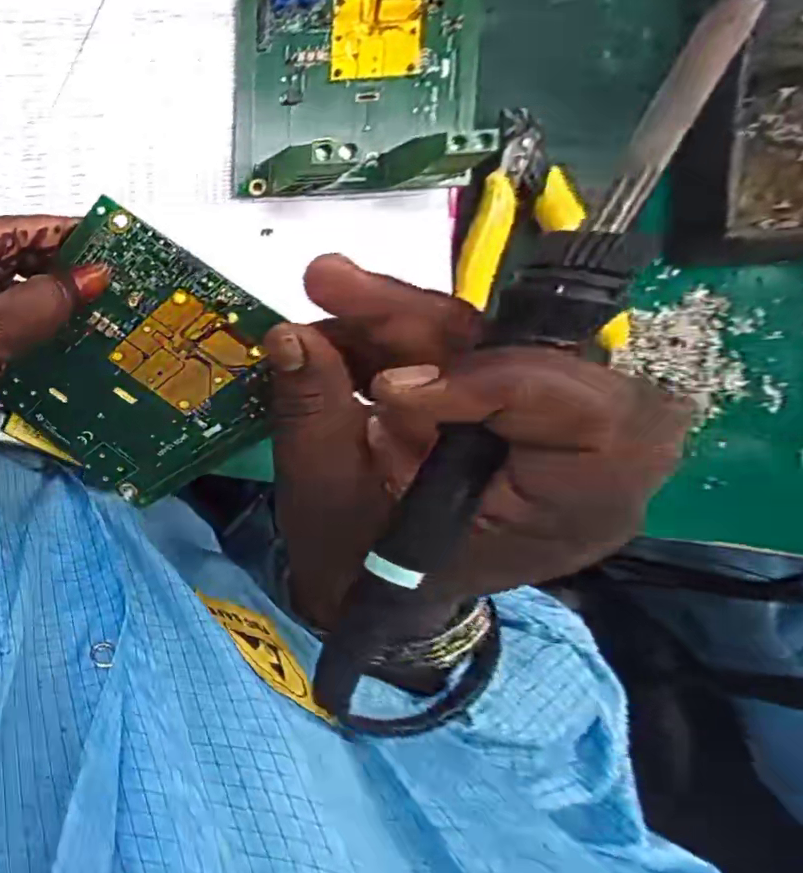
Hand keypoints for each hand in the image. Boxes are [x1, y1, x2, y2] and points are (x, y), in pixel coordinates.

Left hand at [0, 216, 111, 521]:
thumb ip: (41, 302)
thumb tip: (97, 275)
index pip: (5, 231)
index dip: (54, 231)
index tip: (103, 238)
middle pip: (7, 262)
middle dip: (54, 269)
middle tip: (106, 278)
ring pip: (6, 298)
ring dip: (46, 303)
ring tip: (95, 306)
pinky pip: (0, 330)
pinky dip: (30, 332)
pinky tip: (65, 338)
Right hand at [267, 255, 691, 632]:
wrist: (363, 589)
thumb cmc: (353, 563)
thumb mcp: (324, 496)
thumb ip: (314, 413)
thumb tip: (288, 336)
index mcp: (570, 506)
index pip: (579, 410)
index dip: (489, 382)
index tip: (387, 390)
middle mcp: (583, 455)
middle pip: (522, 353)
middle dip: (419, 317)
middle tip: (329, 283)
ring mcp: (539, 424)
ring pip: (484, 340)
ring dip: (396, 316)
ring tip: (322, 292)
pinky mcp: (496, 406)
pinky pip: (453, 351)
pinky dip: (388, 336)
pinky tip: (333, 326)